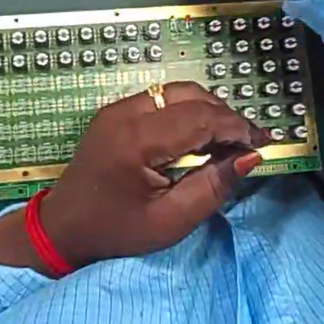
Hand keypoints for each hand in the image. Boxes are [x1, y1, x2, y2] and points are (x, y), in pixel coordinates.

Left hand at [0, 83, 269, 275]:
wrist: (61, 228)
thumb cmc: (114, 231)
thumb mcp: (170, 221)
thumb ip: (213, 187)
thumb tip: (250, 157)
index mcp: (136, 141)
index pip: (201, 117)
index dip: (237, 128)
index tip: (262, 146)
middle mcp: (124, 113)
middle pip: (190, 95)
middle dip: (225, 116)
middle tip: (249, 143)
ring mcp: (115, 109)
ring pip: (176, 92)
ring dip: (207, 110)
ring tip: (228, 141)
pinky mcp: (113, 114)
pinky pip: (159, 100)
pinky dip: (185, 112)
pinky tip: (198, 137)